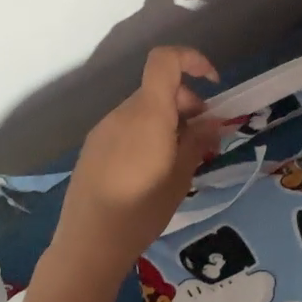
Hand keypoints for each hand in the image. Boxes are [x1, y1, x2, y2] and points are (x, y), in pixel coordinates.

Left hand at [54, 46, 223, 278]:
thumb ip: (197, 142)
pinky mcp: (92, 148)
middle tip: (203, 139)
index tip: (212, 84)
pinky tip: (150, 171)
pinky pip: (125, 128)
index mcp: (147, 113)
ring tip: (178, 160)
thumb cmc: (141, 211)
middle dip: (186, 104)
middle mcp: (122, 113)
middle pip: (157, 89)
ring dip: (166, 122)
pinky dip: (145, 135)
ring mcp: (103, 130)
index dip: (192, 60)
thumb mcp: (180, 178)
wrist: (89, 241)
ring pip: (142, 111)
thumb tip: (211, 121)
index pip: (164, 60)